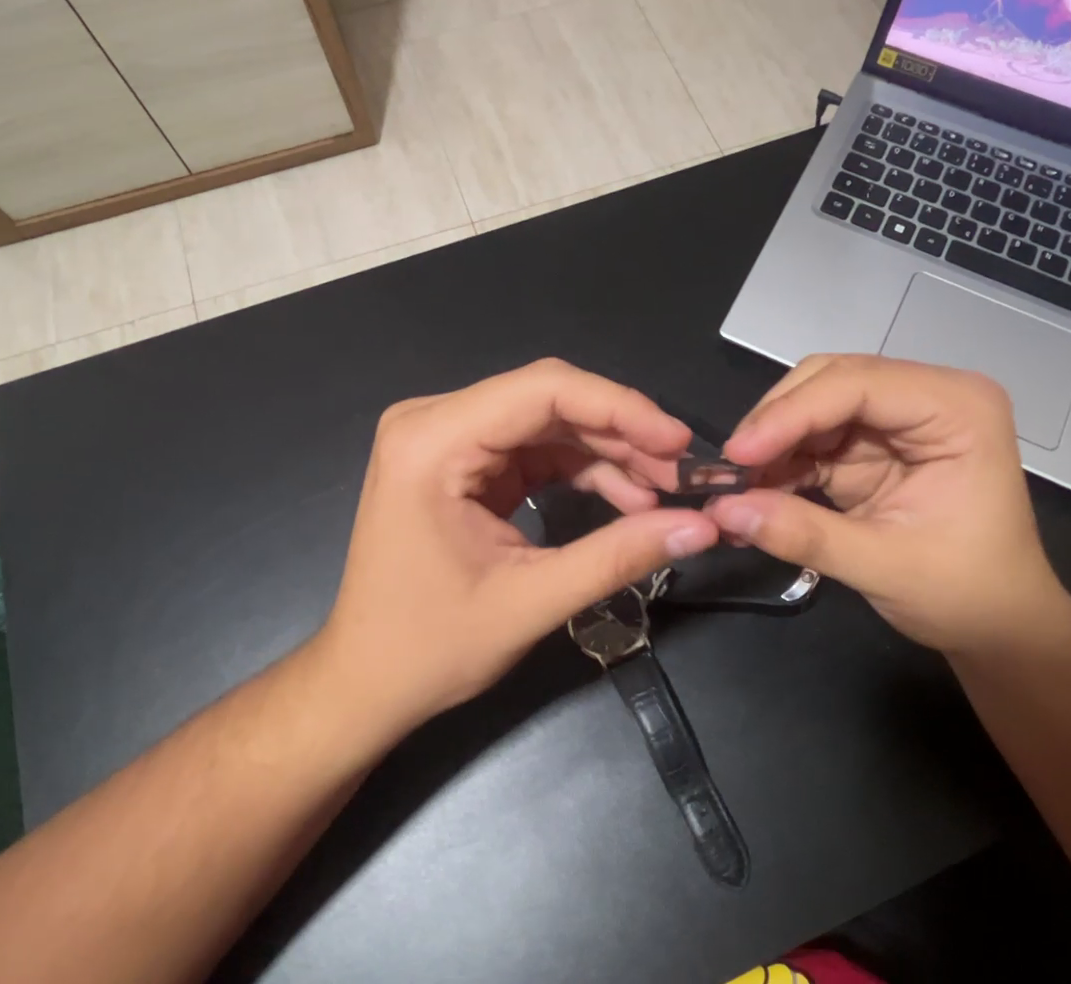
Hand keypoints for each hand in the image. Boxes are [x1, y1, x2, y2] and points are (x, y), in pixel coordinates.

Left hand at [315, 359, 718, 730]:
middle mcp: (433, 422)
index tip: (679, 442)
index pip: (543, 390)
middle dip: (622, 434)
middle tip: (683, 475)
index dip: (621, 408)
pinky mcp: (462, 464)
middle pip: (548, 400)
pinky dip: (582, 471)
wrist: (367, 681)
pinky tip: (626, 500)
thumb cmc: (429, 647)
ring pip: (549, 423)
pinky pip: (535, 450)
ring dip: (608, 454)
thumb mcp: (531, 601)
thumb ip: (617, 556)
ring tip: (663, 495)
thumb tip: (703, 527)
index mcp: (432, 442)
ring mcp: (445, 440)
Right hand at [704, 355, 1070, 653]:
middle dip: (775, 424)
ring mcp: (897, 421)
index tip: (737, 454)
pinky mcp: (873, 448)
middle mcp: (927, 398)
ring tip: (731, 486)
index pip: (857, 385)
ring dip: (771, 445)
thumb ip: (805, 534)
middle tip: (728, 470)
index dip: (790, 414)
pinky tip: (751, 494)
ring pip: (813, 407)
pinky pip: (813, 442)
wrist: (999, 626)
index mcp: (955, 408)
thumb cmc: (966, 593)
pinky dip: (780, 466)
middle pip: (829, 382)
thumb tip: (724, 511)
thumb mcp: (886, 566)